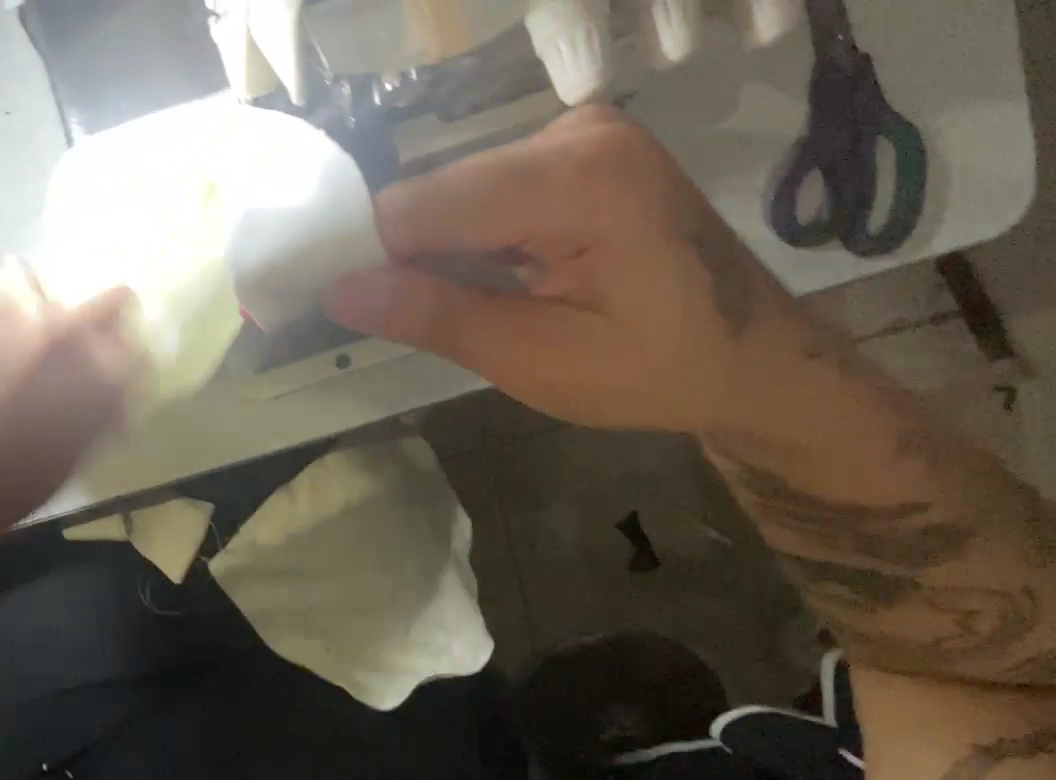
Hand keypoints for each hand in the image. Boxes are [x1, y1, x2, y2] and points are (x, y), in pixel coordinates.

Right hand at [322, 105, 807, 433]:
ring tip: (393, 306)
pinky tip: (447, 282)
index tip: (302, 293)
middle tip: (344, 313)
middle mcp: (577, 133)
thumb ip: (436, 316)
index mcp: (577, 179)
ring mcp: (580, 137)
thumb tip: (337, 290)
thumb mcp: (536, 359)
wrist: (753, 357)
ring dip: (418, 251)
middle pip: (435, 193)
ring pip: (453, 194)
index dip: (355, 249)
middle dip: (385, 253)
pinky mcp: (577, 156)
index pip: (424, 205)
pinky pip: (485, 195)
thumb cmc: (655, 371)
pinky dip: (455, 241)